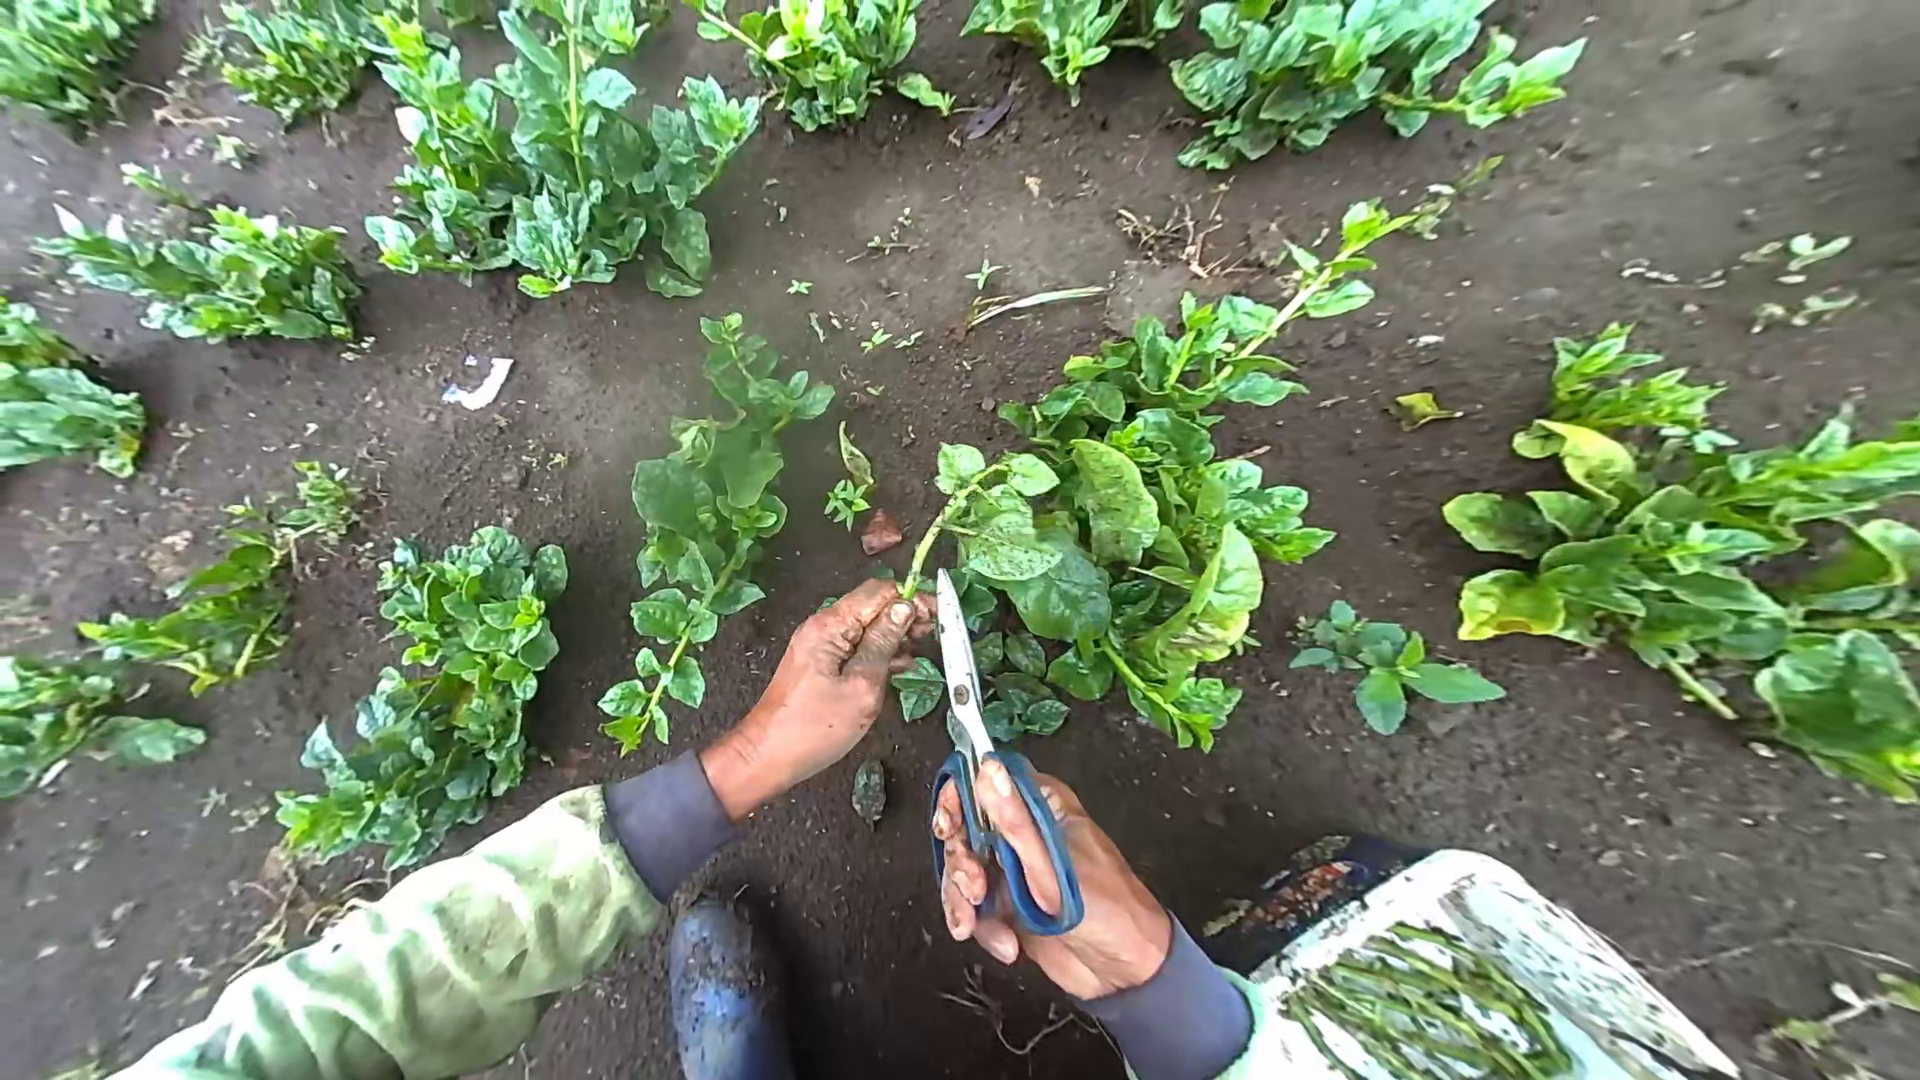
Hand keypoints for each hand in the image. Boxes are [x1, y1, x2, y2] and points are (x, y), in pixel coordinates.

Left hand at [700, 579, 933, 819]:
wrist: (766, 756)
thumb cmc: (813, 729)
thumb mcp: (862, 686)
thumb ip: (885, 643)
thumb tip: (905, 609)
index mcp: (830, 626)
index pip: (879, 591)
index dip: (911, 598)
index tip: (938, 614)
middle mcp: (822, 626)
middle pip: (872, 604)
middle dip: (905, 614)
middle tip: (933, 633)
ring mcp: (819, 642)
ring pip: (866, 624)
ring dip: (895, 632)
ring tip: (920, 648)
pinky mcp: (819, 660)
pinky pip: (855, 643)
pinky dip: (879, 649)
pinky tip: (899, 663)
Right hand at [933, 761, 1171, 999]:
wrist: (1125, 971)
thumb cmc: (1103, 905)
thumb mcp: (1050, 865)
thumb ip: (1013, 819)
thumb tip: (986, 767)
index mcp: (1039, 803)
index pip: (986, 781)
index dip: (958, 799)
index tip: (947, 825)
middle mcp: (1023, 830)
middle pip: (966, 828)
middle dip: (960, 862)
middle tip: (972, 886)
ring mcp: (1014, 866)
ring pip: (965, 869)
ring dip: (962, 898)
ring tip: (973, 922)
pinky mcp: (1010, 902)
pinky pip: (977, 906)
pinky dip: (983, 927)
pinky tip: (1007, 945)